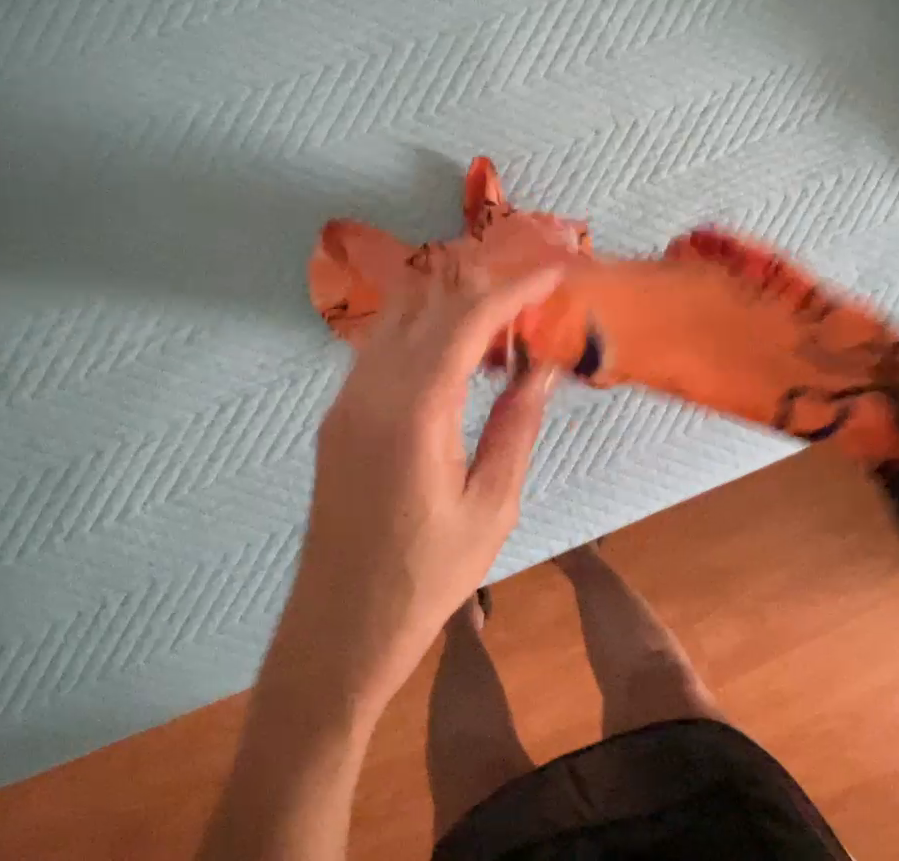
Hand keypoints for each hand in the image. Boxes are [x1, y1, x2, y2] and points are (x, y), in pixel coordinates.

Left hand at [277, 268, 562, 710]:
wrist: (340, 628)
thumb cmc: (427, 578)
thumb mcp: (491, 506)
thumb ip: (515, 425)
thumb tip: (542, 366)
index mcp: (414, 411)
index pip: (467, 317)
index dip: (515, 286)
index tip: (559, 269)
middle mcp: (371, 390)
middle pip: (427, 300)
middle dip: (484, 280)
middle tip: (536, 285)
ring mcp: (346, 400)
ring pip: (398, 317)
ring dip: (452, 304)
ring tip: (506, 320)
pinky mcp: (339, 416)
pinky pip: (383, 347)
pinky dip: (426, 331)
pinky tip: (461, 356)